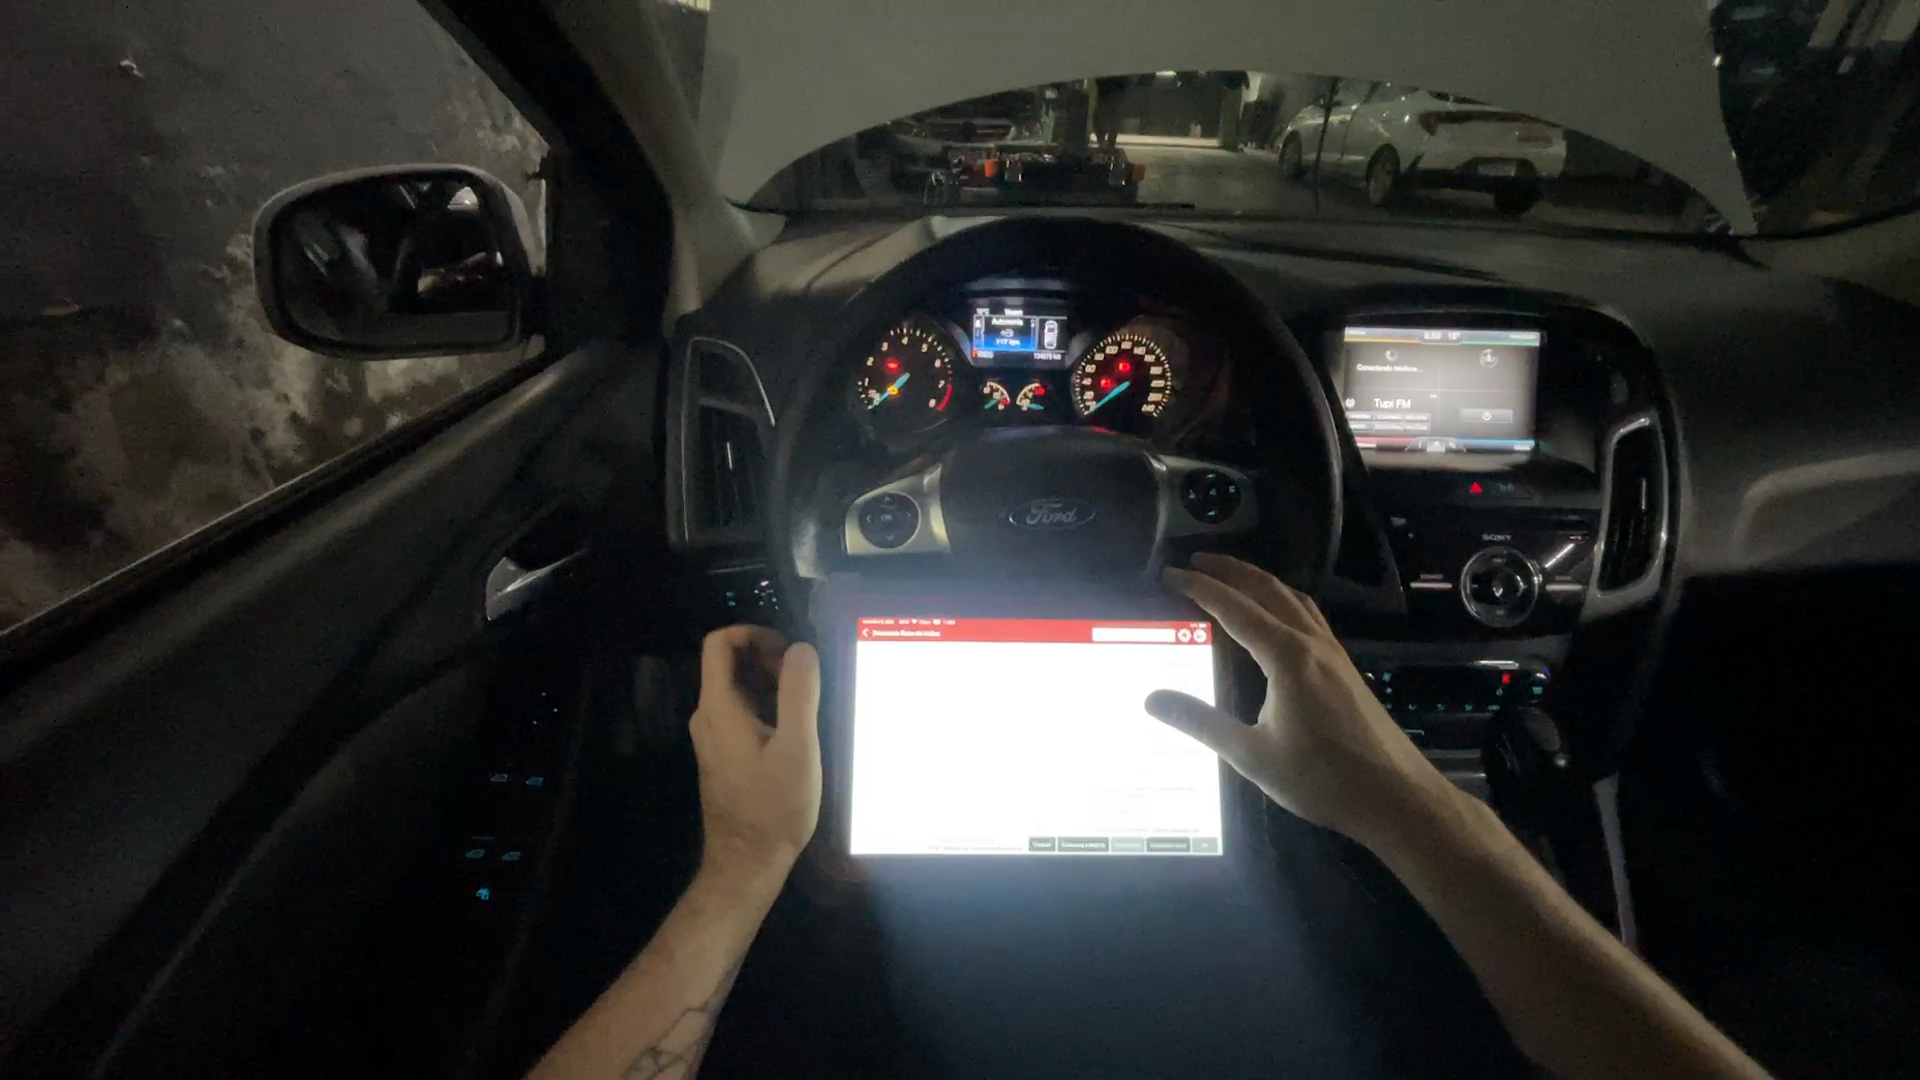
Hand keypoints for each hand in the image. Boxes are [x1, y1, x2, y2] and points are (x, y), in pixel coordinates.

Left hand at [691, 626, 821, 875]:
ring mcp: (714, 735)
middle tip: (805, 679)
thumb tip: (802, 648)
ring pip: (738, 686)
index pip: (719, 643)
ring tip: (806, 704)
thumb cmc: (774, 806)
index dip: (753, 633)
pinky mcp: (724, 752)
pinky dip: (767, 704)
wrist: (748, 864)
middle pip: (729, 662)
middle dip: (769, 657)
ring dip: (771, 681)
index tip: (788, 650)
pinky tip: (795, 729)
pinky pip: (742, 709)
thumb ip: (799, 693)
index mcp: (719, 707)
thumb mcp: (797, 747)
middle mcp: (709, 716)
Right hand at [1145, 554, 1452, 844]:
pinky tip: (1274, 612)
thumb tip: (1151, 699)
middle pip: (1266, 588)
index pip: (1233, 607)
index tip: (1168, 574)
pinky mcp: (1343, 665)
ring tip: (1228, 575)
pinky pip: (1306, 613)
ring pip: (1291, 596)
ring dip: (1256, 579)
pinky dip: (1280, 597)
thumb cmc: (1323, 778)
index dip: (1198, 586)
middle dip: (1228, 569)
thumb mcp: (1251, 754)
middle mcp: (1310, 642)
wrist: (1399, 798)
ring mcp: (1332, 651)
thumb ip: (1200, 722)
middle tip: (1193, 559)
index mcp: (1286, 656)